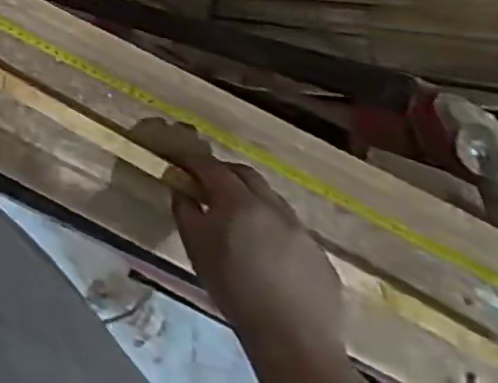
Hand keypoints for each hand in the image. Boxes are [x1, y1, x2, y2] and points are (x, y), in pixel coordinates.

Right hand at [172, 156, 354, 381]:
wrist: (292, 336)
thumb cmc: (231, 285)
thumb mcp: (194, 244)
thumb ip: (185, 210)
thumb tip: (182, 191)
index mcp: (240, 202)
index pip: (212, 167)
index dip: (191, 161)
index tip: (176, 162)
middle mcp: (275, 209)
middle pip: (248, 175)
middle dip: (224, 172)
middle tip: (204, 182)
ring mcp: (303, 233)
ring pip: (272, 201)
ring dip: (250, 198)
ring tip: (234, 216)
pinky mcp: (321, 257)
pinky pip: (291, 229)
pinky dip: (271, 225)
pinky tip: (263, 249)